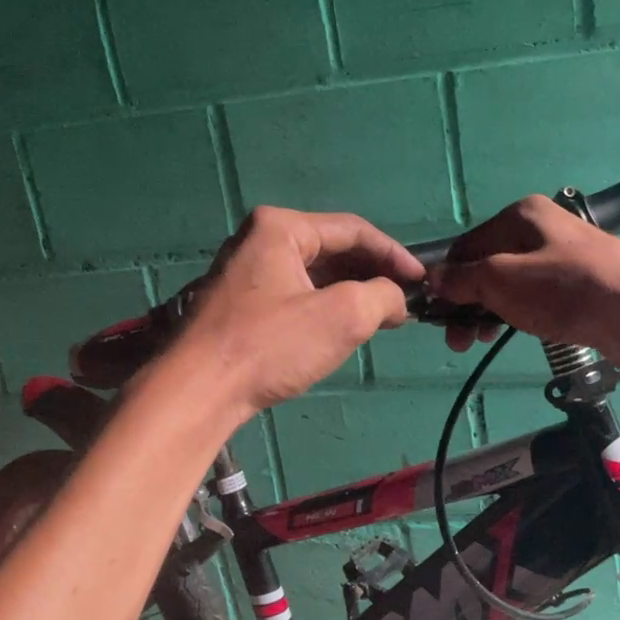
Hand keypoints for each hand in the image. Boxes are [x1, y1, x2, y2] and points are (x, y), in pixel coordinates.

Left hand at [170, 207, 423, 415]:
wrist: (197, 393)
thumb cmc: (271, 345)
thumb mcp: (344, 315)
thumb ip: (383, 296)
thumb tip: (396, 299)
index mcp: (280, 227)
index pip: (354, 230)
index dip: (395, 254)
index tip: (422, 281)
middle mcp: (259, 240)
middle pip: (333, 249)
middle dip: (372, 274)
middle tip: (405, 301)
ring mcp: (244, 272)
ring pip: (314, 274)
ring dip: (351, 292)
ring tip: (383, 317)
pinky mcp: (239, 305)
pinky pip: (295, 294)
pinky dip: (326, 307)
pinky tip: (344, 329)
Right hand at [432, 196, 619, 379]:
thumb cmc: (566, 289)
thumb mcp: (503, 280)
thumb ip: (464, 279)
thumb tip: (434, 279)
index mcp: (521, 215)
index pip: (466, 246)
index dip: (447, 280)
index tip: (437, 317)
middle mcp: (541, 228)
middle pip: (488, 265)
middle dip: (467, 301)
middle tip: (458, 341)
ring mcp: (563, 257)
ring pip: (511, 284)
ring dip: (490, 311)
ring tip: (482, 341)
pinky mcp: (580, 285)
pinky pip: (536, 297)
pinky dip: (519, 313)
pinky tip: (517, 332)